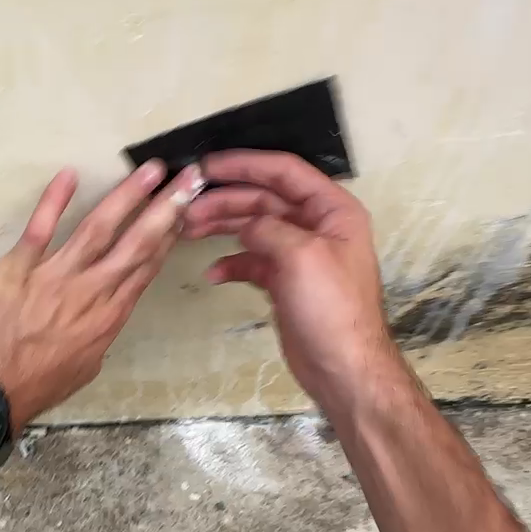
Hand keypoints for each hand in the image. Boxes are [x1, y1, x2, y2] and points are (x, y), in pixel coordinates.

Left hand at [0, 160, 203, 426]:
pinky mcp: (18, 267)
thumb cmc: (41, 383)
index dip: (167, 238)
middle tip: (187, 180)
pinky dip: (54, 200)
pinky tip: (69, 174)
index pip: (145, 268)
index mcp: (108, 317)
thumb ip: (102, 330)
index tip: (184, 212)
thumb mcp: (87, 364)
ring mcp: (54, 276)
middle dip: (165, 209)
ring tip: (150, 170)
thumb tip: (111, 307)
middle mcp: (89, 291)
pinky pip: (40, 228)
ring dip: (126, 197)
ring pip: (97, 229)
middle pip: (135, 244)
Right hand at [181, 150, 398, 409]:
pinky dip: (231, 264)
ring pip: (254, 229)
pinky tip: (213, 274)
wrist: (343, 367)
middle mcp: (316, 226)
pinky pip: (252, 262)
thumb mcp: (301, 256)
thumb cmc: (331, 308)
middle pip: (263, 200)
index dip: (244, 165)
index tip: (206, 166)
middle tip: (188, 208)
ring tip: (188, 231)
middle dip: (225, 201)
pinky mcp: (284, 282)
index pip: (284, 172)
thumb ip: (269, 229)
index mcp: (332, 210)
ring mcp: (299, 255)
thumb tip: (246, 225)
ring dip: (222, 228)